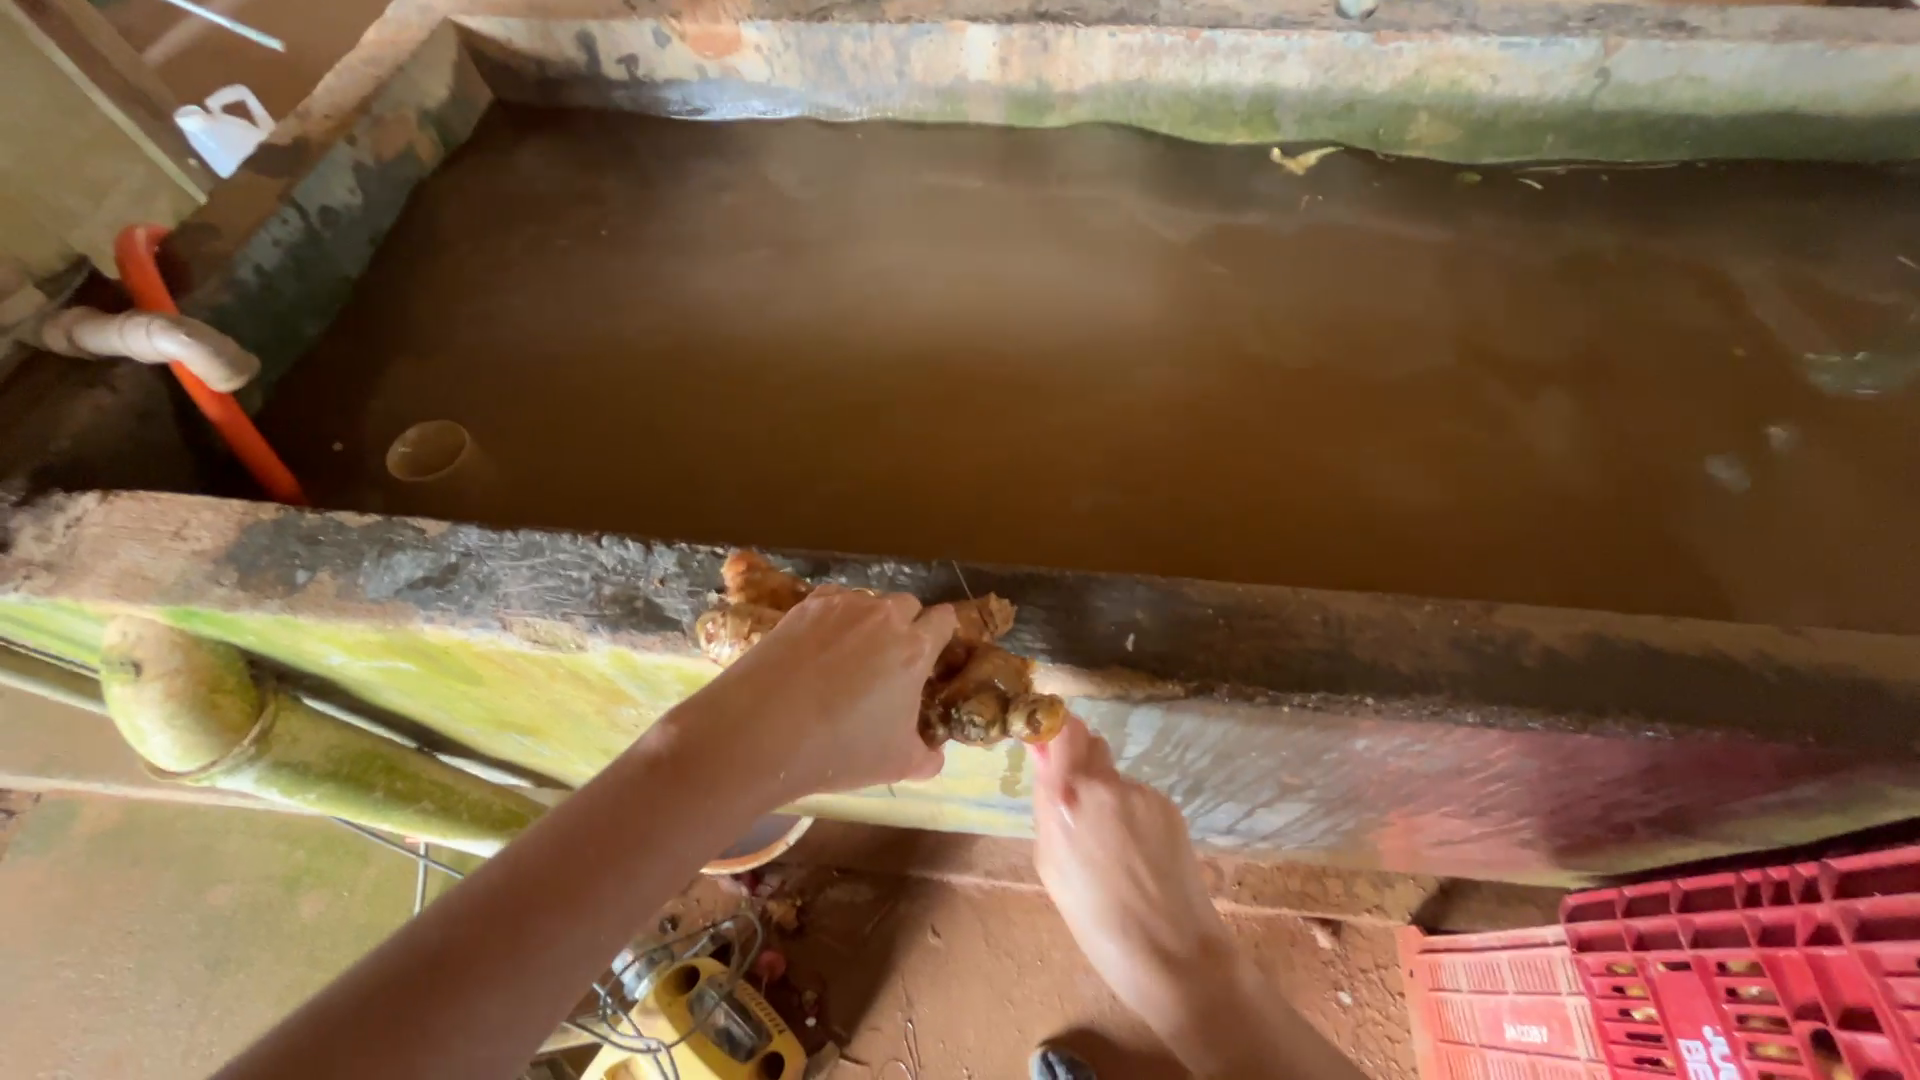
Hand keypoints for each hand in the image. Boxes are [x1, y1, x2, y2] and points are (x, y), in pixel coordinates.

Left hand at [678, 585, 955, 800]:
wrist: (761, 731)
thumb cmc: (840, 749)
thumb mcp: (897, 765)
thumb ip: (927, 756)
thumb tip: (934, 754)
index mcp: (915, 648)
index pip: (944, 619)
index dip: (942, 634)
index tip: (932, 654)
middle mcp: (883, 616)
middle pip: (907, 604)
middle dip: (906, 625)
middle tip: (890, 660)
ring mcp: (841, 607)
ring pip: (868, 602)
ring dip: (869, 621)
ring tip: (850, 656)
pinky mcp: (804, 608)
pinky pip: (833, 602)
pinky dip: (834, 619)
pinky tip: (819, 648)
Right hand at [1031, 716, 1232, 1032]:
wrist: (1170, 951)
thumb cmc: (1093, 919)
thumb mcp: (1050, 862)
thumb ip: (1046, 803)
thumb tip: (1041, 756)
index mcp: (1065, 796)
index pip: (1061, 728)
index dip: (1055, 729)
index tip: (1048, 743)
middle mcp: (1104, 782)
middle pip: (1089, 743)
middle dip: (1080, 763)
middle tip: (1079, 804)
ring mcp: (1141, 792)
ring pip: (1115, 775)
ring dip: (1107, 792)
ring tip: (1114, 843)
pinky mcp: (1169, 805)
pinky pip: (1140, 797)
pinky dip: (1134, 814)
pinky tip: (1139, 852)